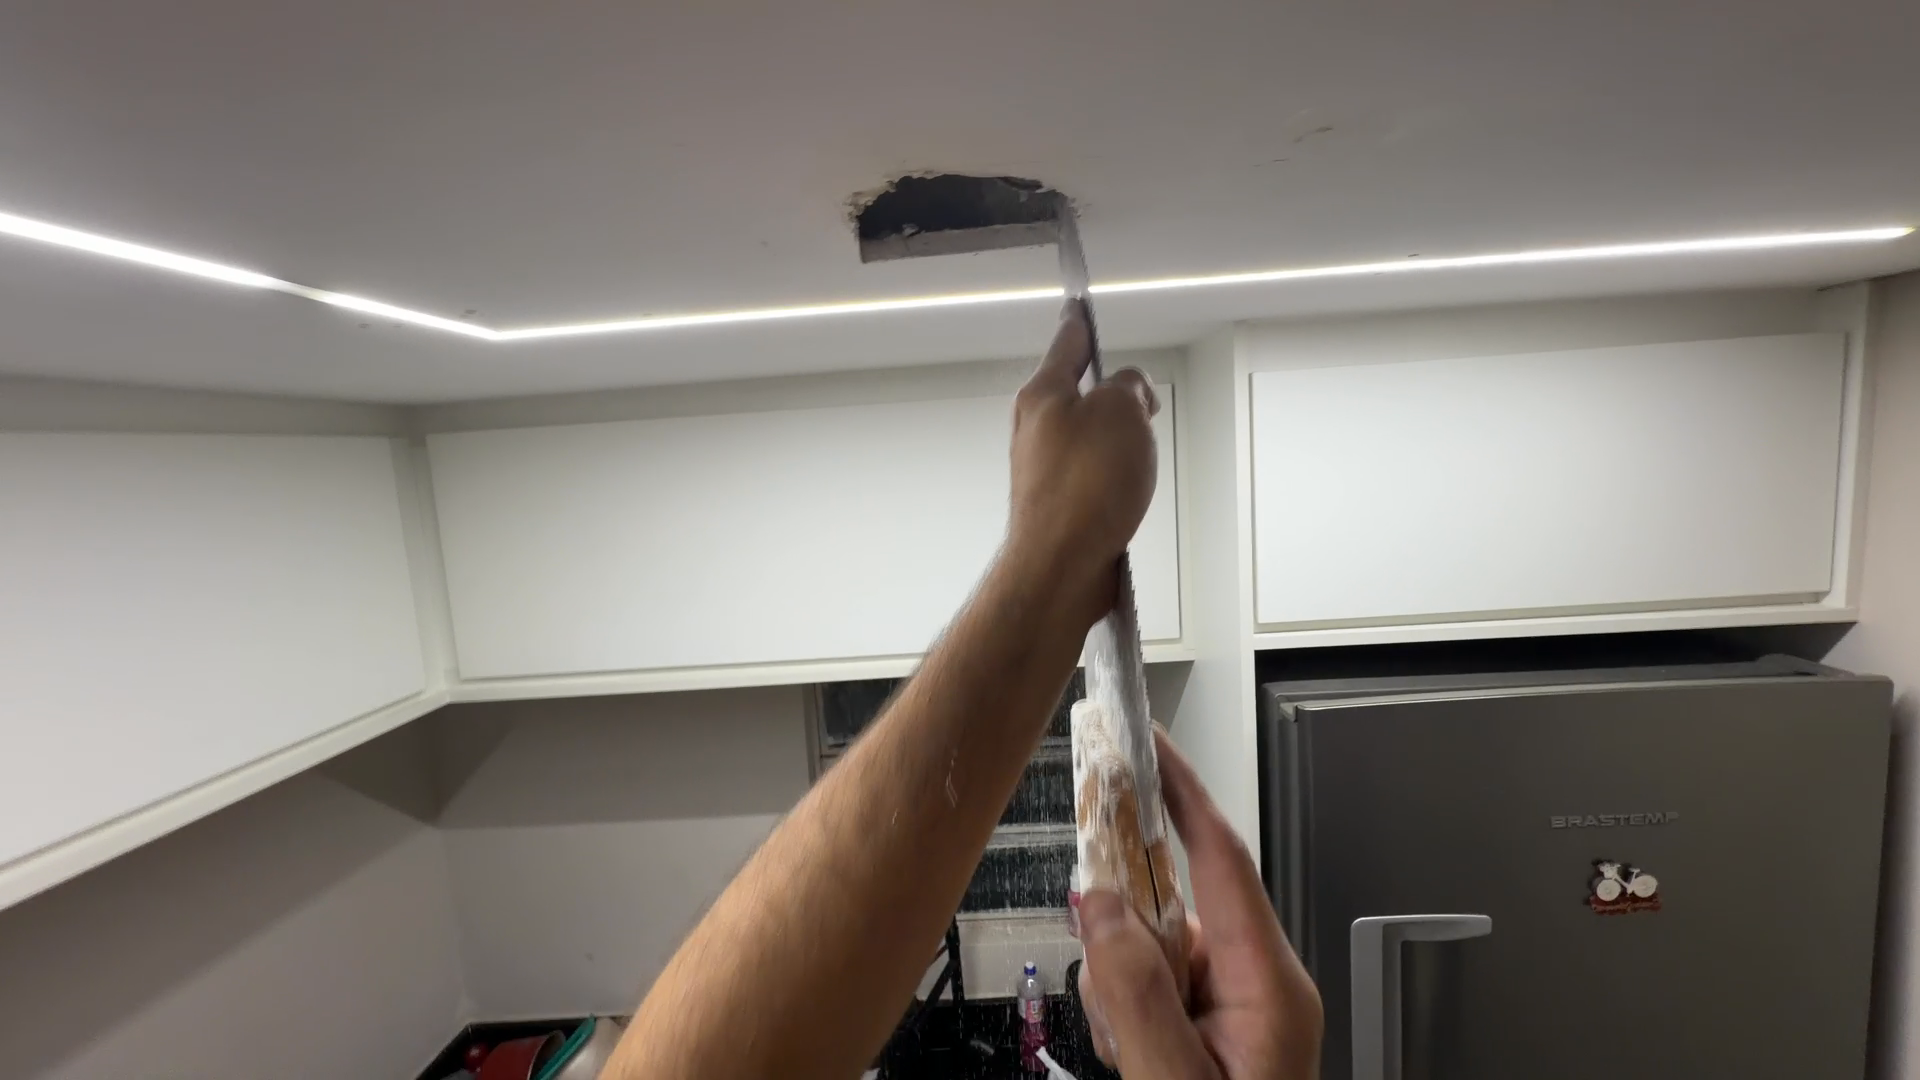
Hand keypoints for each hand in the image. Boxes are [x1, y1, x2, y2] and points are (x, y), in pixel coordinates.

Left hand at [1007, 300, 1158, 627]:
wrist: (1061, 564)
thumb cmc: (1087, 484)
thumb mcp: (1120, 412)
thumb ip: (1128, 386)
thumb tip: (1127, 392)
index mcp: (1042, 395)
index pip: (1066, 343)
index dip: (1079, 321)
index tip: (1078, 305)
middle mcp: (1034, 429)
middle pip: (1078, 394)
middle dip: (1113, 396)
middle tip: (1141, 407)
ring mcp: (1041, 469)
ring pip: (1088, 437)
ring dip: (1117, 442)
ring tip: (1135, 464)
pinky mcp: (1054, 503)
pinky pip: (1090, 475)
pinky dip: (1112, 477)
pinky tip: (1125, 496)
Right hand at [1077, 729, 1323, 1078]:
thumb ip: (1137, 995)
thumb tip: (1097, 899)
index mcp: (1267, 982)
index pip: (1221, 854)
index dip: (1182, 788)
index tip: (1148, 740)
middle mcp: (1256, 976)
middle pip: (1177, 895)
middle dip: (1127, 917)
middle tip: (1106, 970)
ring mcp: (1233, 996)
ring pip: (1154, 937)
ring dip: (1122, 978)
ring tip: (1128, 1051)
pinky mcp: (1209, 1014)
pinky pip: (1152, 973)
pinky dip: (1126, 1000)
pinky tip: (1132, 1051)